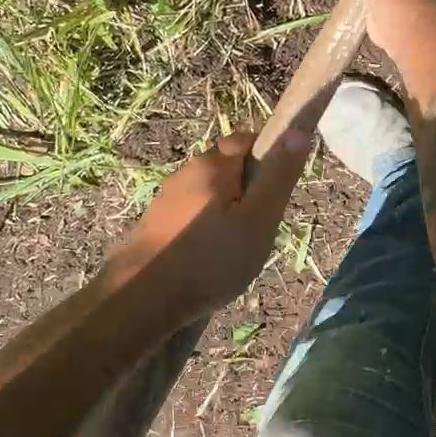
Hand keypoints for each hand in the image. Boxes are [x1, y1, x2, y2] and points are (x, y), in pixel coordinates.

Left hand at [106, 130, 311, 320]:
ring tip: (233, 249)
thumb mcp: (259, 219)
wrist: (137, 305)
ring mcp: (166, 199)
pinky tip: (207, 259)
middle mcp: (186, 172)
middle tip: (257, 227)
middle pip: (229, 169)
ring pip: (211, 194)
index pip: (248, 140)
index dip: (267, 160)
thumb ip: (279, 175)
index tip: (273, 194)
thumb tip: (298, 132)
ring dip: (226, 212)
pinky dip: (205, 229)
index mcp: (212, 165)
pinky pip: (192, 215)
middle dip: (248, 191)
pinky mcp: (154, 224)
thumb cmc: (208, 259)